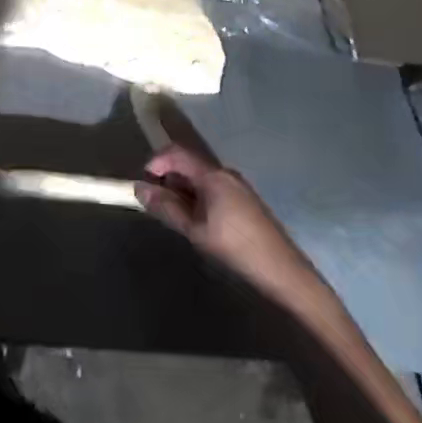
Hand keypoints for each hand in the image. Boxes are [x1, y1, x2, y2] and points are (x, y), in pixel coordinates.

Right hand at [136, 145, 317, 294]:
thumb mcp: (194, 230)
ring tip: (178, 218)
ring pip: (201, 178)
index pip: (177, 152)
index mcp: (213, 176)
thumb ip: (166, 207)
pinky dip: (198, 197)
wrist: (281, 270)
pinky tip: (200, 222)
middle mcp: (226, 173)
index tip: (143, 182)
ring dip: (183, 190)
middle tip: (158, 205)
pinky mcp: (245, 199)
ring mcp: (238, 185)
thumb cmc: (234, 247)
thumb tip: (139, 188)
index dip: (156, 161)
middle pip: (188, 164)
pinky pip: (214, 188)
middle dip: (168, 179)